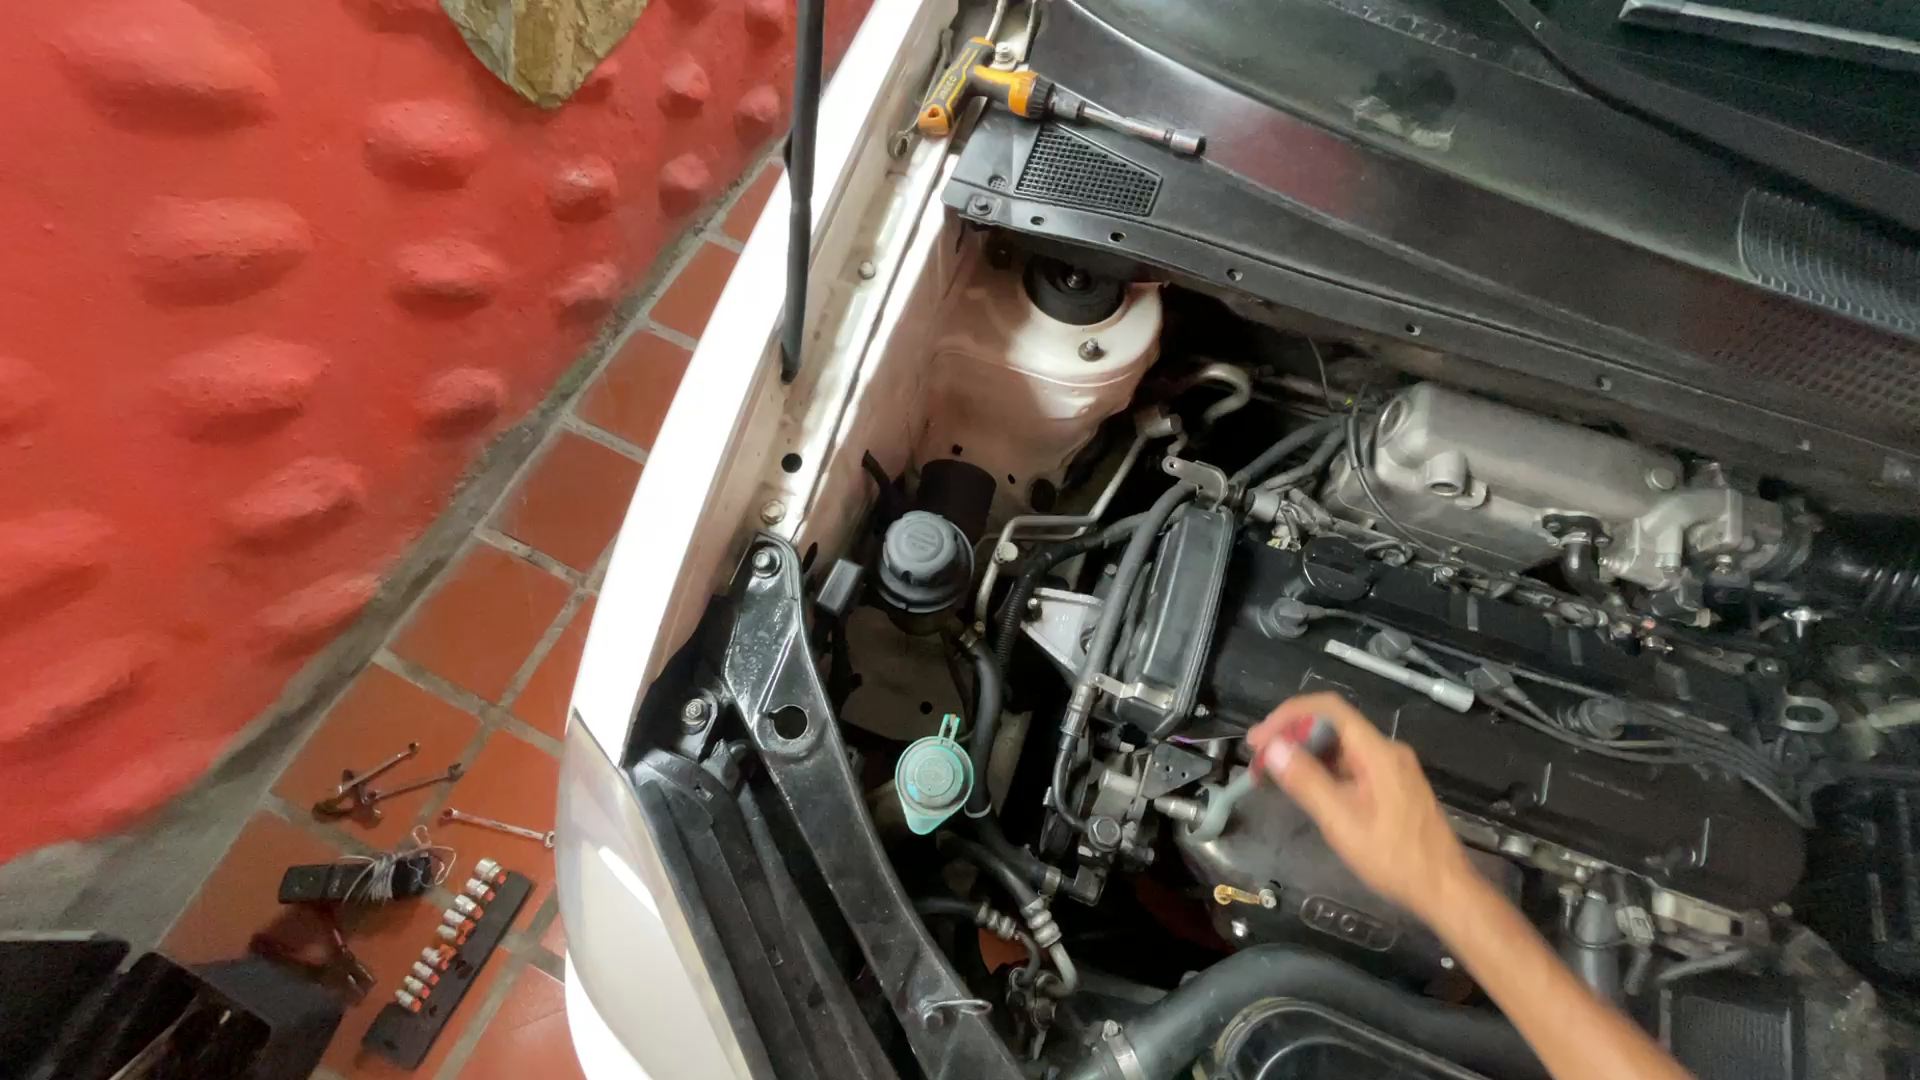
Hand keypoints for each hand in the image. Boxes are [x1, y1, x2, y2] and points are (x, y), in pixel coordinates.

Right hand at [1247, 693, 1472, 921]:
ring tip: (1273, 776)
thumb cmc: (1393, 857)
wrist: (1447, 893)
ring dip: (1303, 754)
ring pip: (1338, 746)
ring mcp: (1391, 768)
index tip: (1259, 739)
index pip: (1327, 708)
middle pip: (1330, 725)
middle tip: (1259, 761)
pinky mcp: (1392, 785)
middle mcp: (1386, 750)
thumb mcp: (1340, 820)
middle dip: (1290, 737)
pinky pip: (1349, 763)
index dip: (1287, 715)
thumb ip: (1305, 779)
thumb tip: (1272, 747)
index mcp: (1376, 751)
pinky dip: (1321, 769)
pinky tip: (1305, 789)